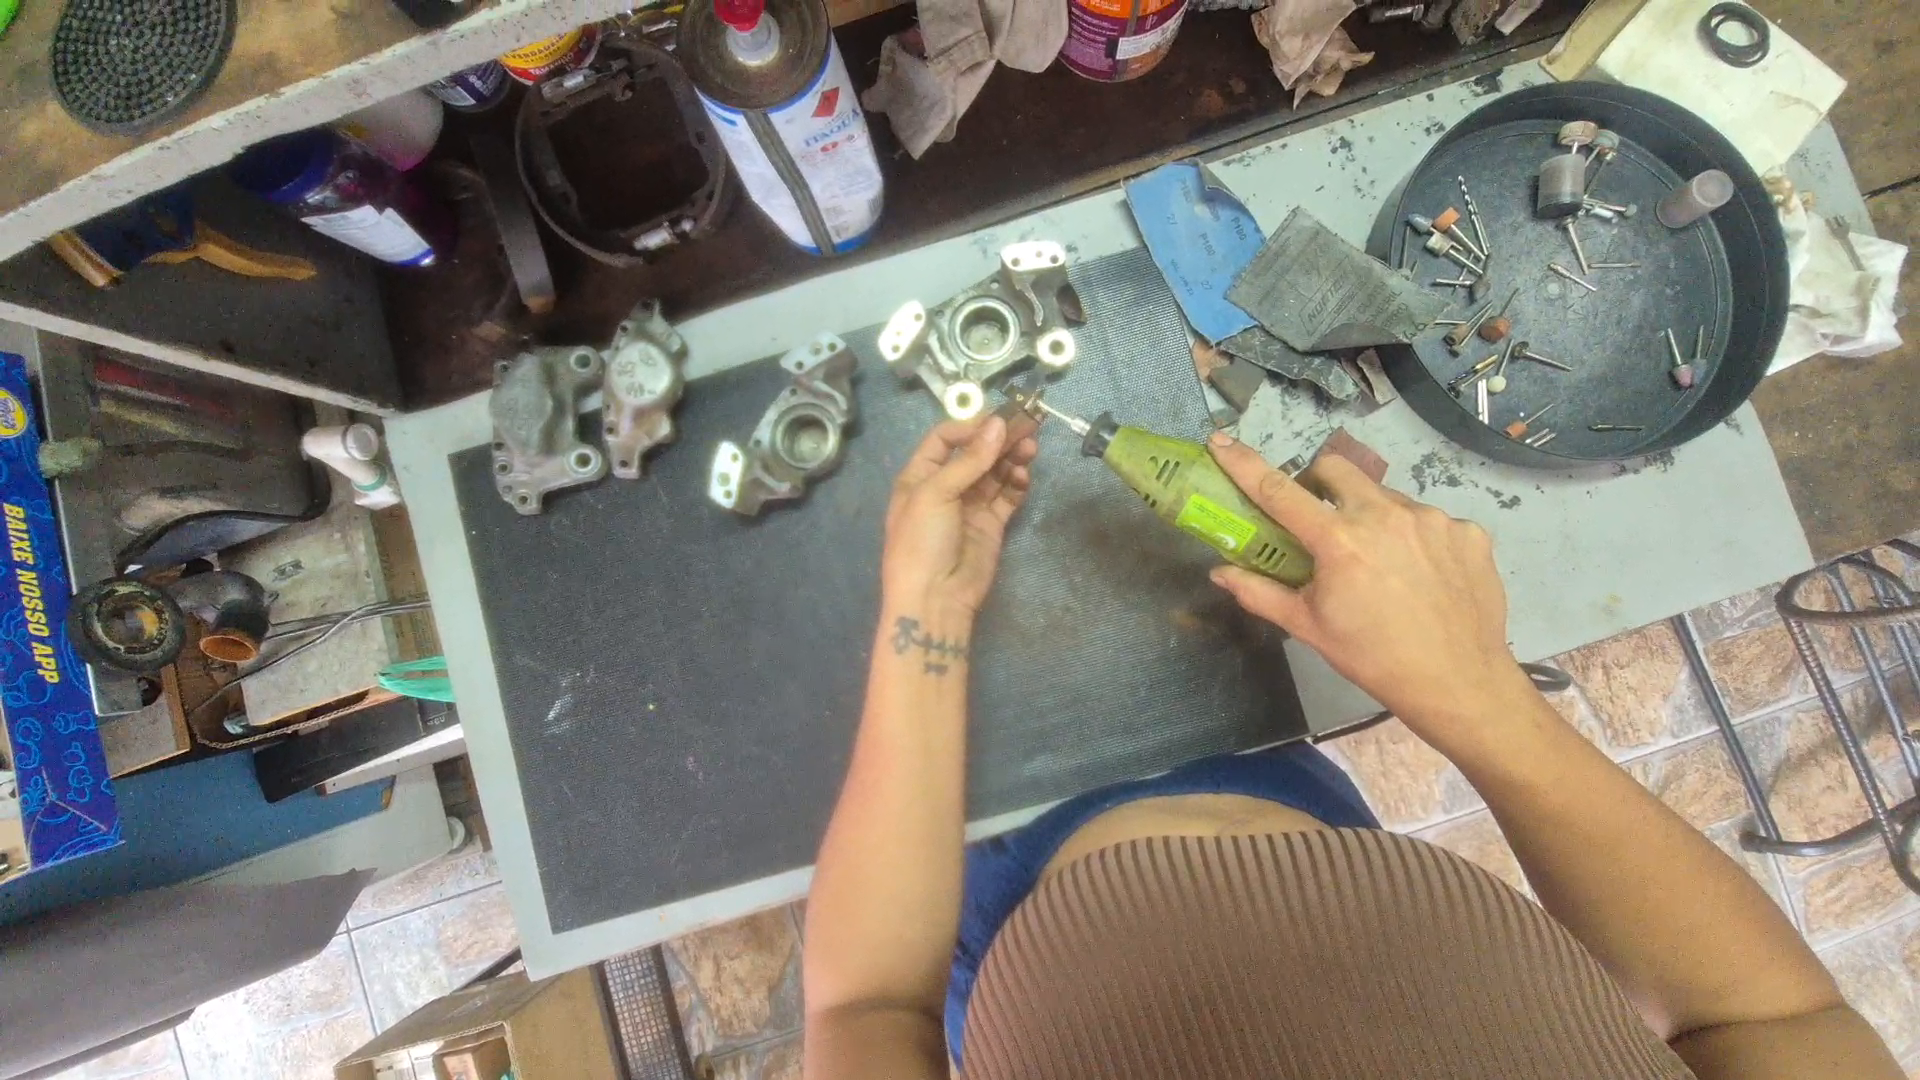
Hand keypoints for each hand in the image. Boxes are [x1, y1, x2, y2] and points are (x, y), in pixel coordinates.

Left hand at [882, 415, 1038, 620]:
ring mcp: (969, 506)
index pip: (945, 439)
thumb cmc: (922, 541)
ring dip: (1011, 457)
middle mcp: (945, 487)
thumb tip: (998, 424)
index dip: (970, 427)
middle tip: (1027, 426)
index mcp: (919, 476)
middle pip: (975, 453)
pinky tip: (1023, 476)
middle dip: (999, 439)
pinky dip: (1016, 483)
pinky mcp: (991, 524)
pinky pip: (1007, 496)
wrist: (934, 598)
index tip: (997, 420)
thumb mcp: (936, 494)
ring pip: (994, 472)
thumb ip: (970, 460)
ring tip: (1030, 448)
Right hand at [1204, 433, 1533, 734]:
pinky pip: (1427, 520)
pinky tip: (1417, 574)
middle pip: (1336, 468)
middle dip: (1317, 483)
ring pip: (1384, 496)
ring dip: (1368, 516)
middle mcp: (1385, 516)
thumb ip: (1259, 592)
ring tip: (1378, 562)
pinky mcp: (1468, 531)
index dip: (1245, 463)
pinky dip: (1411, 537)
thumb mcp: (1307, 626)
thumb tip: (1219, 573)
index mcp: (1339, 541)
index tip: (1222, 440)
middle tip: (1317, 521)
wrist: (1460, 683)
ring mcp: (1433, 519)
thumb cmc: (1371, 657)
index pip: (1279, 490)